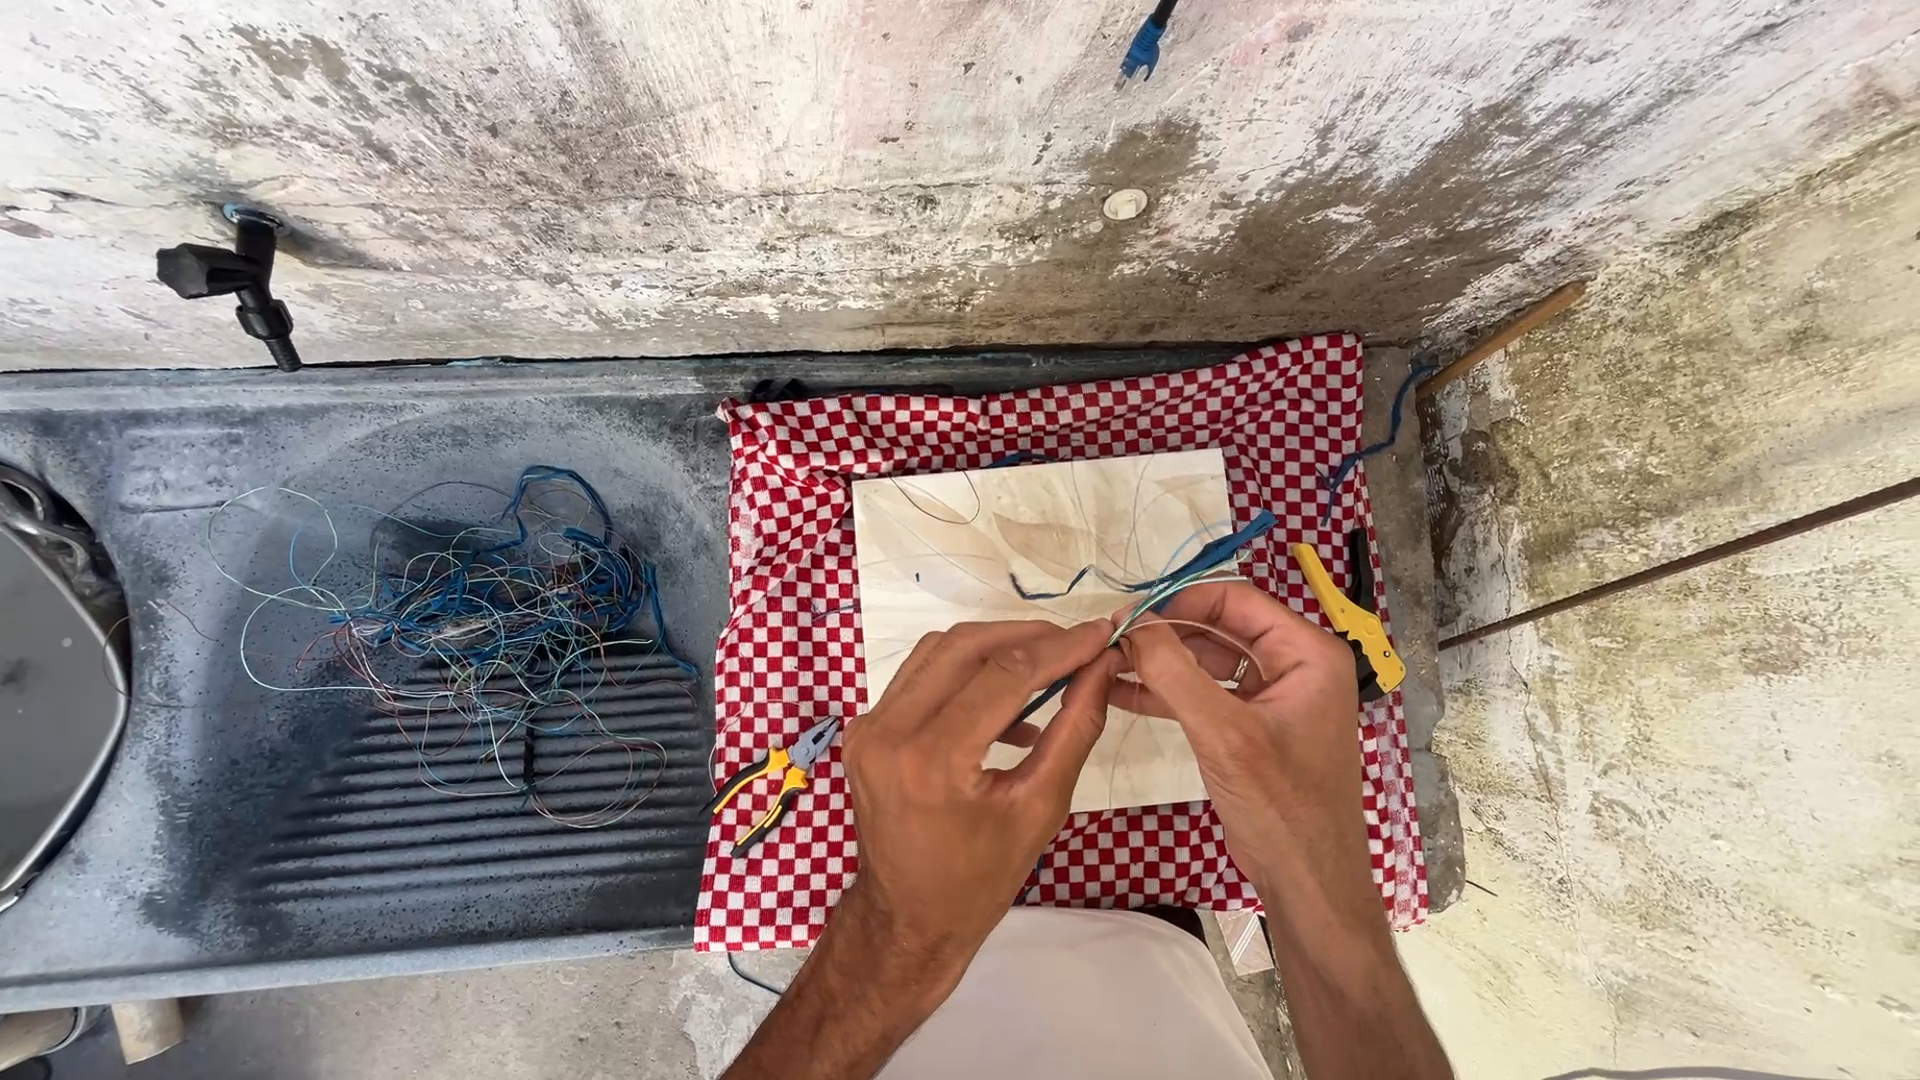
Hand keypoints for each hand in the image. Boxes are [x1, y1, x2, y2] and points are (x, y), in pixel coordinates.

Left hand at [840, 619, 1118, 988]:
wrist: (907, 916)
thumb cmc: (980, 878)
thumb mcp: (1040, 807)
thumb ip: (1074, 728)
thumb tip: (1101, 666)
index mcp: (932, 760)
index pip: (1004, 674)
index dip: (1059, 647)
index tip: (1100, 633)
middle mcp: (889, 731)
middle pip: (965, 646)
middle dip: (1027, 635)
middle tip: (1075, 642)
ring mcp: (868, 726)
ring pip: (938, 650)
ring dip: (995, 646)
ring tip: (1046, 661)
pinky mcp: (864, 726)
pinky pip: (920, 675)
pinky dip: (965, 670)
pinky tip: (1005, 698)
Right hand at [1109, 583, 1454, 1079]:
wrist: (1306, 883)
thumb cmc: (1280, 805)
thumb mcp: (1223, 733)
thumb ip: (1174, 672)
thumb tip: (1131, 624)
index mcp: (1306, 653)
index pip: (1236, 600)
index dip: (1181, 602)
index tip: (1130, 616)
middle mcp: (1293, 665)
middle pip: (1217, 628)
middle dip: (1165, 634)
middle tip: (1112, 640)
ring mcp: (1271, 696)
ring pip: (1205, 660)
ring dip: (1159, 662)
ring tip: (1108, 664)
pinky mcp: (1249, 725)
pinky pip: (1204, 693)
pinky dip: (1166, 692)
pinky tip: (1122, 692)